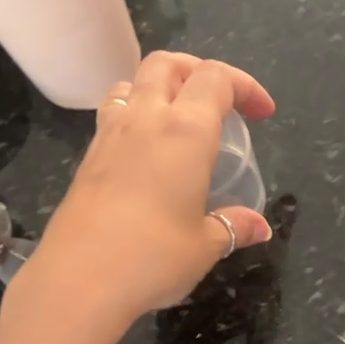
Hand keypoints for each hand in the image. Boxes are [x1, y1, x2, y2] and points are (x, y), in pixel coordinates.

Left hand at [13, 52, 276, 327]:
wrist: (82, 278)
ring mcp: (110, 135)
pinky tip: (147, 152)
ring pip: (133, 83)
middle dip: (198, 72)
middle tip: (219, 102)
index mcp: (185, 132)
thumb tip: (259, 227)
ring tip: (178, 120)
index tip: (262, 113)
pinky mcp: (89, 158)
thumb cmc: (155, 258)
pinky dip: (136, 116)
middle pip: (168, 65)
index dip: (245, 87)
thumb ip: (234, 227)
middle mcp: (146, 119)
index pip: (216, 80)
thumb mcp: (207, 246)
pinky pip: (114, 114)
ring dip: (160, 88)